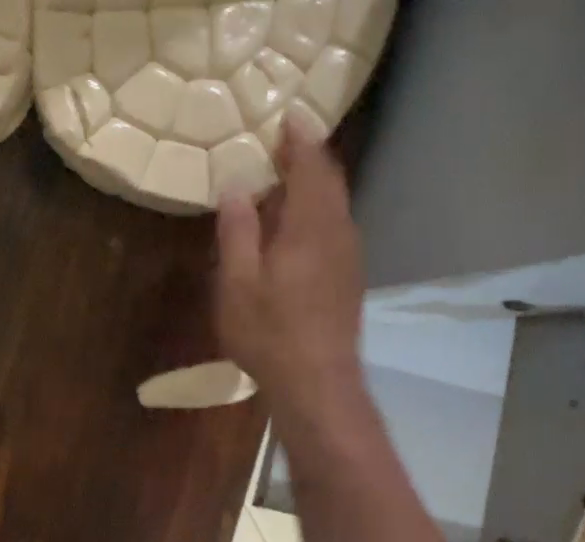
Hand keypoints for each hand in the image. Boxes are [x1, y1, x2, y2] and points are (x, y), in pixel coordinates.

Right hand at [215, 117, 366, 438]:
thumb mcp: (237, 283)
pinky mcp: (348, 280)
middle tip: (281, 146)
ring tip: (281, 187)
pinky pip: (333, 230)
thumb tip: (235, 189)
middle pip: (328, 181)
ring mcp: (349, 256)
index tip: (285, 116)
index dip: (299, 137)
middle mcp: (338, 230)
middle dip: (307, 159)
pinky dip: (315, 217)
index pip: (311, 164)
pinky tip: (293, 234)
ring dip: (311, 190)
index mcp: (311, 224)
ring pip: (334, 207)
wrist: (317, 383)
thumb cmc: (270, 333)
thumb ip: (237, 231)